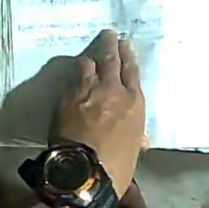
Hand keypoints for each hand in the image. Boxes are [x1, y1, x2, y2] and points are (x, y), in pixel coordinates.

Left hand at [53, 30, 144, 194]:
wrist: (85, 172)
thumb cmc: (116, 166)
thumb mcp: (133, 148)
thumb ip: (136, 135)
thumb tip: (142, 141)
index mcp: (133, 102)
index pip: (131, 70)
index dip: (128, 55)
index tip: (125, 45)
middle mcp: (112, 90)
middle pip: (110, 59)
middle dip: (109, 45)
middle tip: (108, 35)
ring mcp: (87, 91)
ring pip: (87, 64)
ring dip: (89, 59)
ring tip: (89, 57)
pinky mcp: (66, 97)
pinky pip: (71, 79)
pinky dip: (75, 75)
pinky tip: (75, 75)